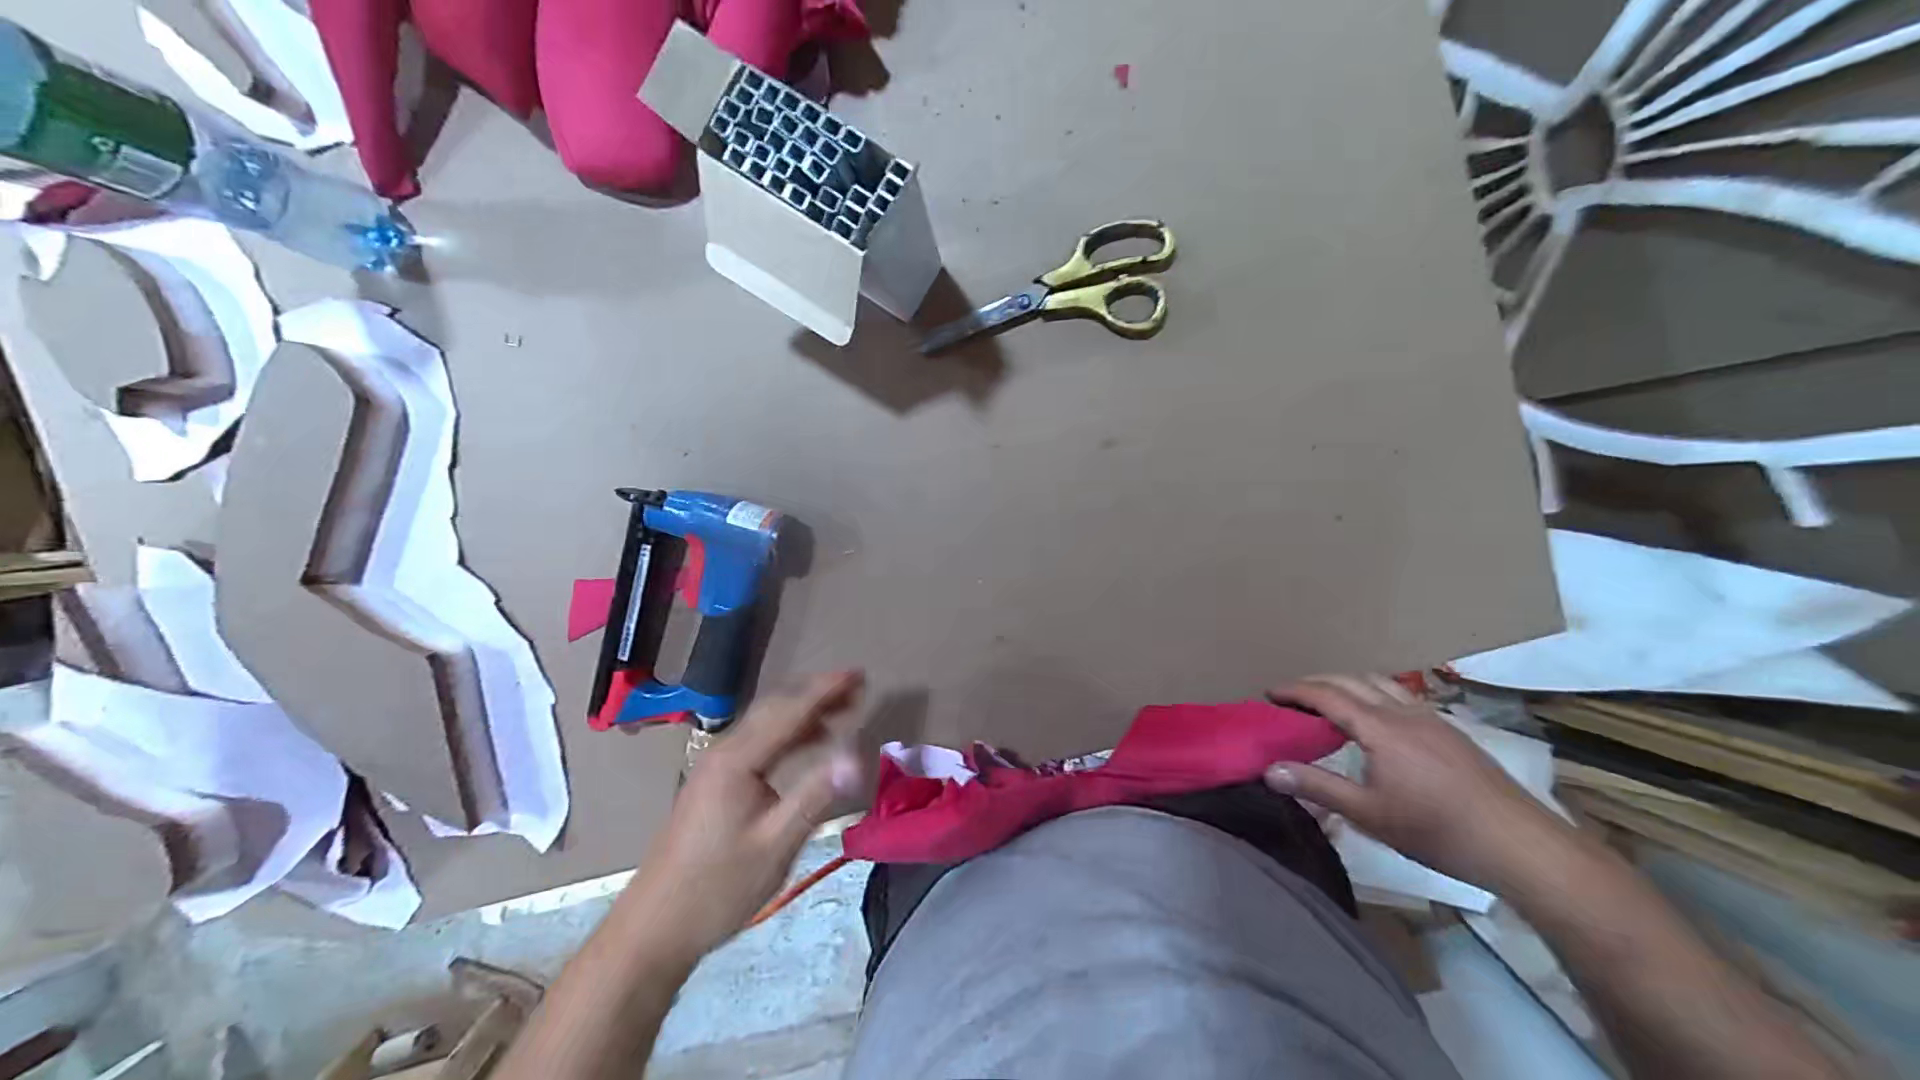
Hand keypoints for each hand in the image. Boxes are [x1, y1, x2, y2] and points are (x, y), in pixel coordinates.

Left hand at [619, 671, 866, 961]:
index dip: (826, 691)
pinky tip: (808, 744)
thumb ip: (816, 796)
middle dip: (817, 693)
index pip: (790, 712)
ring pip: (765, 724)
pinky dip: (788, 733)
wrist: (655, 927)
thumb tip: (857, 756)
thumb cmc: (718, 888)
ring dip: (804, 711)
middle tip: (856, 684)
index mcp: (738, 761)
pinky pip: (758, 742)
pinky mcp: (715, 783)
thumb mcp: (775, 845)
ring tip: (843, 708)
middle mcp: (724, 752)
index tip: (858, 674)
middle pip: (775, 709)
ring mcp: (716, 767)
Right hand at [1263, 673, 1570, 891]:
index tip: (1268, 694)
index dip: (1295, 691)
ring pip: (1381, 683)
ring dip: (1348, 683)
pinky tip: (1377, 721)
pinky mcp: (1451, 732)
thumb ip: (1317, 787)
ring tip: (1330, 702)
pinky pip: (1402, 696)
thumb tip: (1269, 770)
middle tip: (1291, 697)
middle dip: (1317, 682)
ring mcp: (1433, 719)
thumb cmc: (1437, 830)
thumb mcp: (1369, 814)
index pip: (1327, 695)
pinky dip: (1374, 694)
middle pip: (1352, 680)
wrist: (1520, 845)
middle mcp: (1405, 713)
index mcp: (1381, 728)